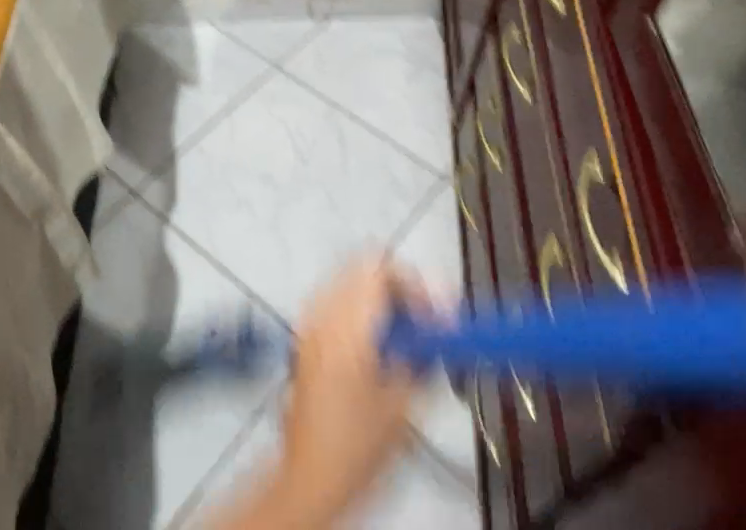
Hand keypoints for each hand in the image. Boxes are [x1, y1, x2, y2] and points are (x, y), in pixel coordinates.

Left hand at [210, 259, 432, 527]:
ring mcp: (308, 326)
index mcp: (347, 324)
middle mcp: (321, 315)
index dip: (417, 284)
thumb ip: (423, 354)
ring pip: (350, 285)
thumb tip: (440, 329)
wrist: (310, 478)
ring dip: (382, 303)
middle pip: (364, 269)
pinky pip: (336, 306)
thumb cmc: (358, 446)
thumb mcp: (405, 402)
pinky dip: (363, 315)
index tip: (438, 316)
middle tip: (427, 325)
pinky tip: (381, 352)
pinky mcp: (304, 342)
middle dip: (401, 291)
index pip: (381, 266)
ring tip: (407, 342)